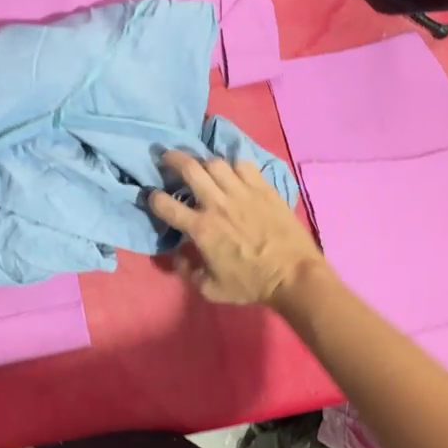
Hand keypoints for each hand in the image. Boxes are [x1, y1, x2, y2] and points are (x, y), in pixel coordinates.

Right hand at [147, 150, 325, 306]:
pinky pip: (244, 165)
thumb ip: (188, 271)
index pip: (165, 204)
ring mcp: (242, 192)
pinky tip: (234, 172)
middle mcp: (217, 204)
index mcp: (201, 228)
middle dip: (173, 159)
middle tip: (168, 157)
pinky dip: (234, 165)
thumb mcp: (212, 289)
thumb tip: (177, 255)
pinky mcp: (264, 188)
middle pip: (189, 169)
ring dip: (204, 162)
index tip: (153, 196)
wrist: (294, 277)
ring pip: (215, 162)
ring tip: (203, 166)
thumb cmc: (252, 284)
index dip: (153, 198)